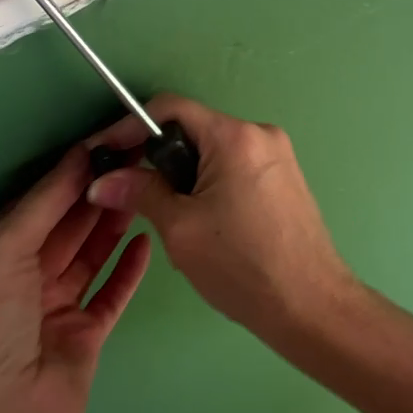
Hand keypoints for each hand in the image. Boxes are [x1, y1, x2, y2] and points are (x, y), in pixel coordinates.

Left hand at [0, 145, 150, 412]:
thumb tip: (77, 157)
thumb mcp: (1, 254)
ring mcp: (52, 311)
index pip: (32, 207)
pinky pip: (110, 293)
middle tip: (132, 161)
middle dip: (93, 195)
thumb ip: (43, 203)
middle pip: (62, 228)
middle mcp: (18, 283)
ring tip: (141, 190)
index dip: (65, 177)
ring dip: (111, 224)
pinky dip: (127, 268)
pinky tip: (145, 242)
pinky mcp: (84, 337)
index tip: (103, 146)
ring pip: (87, 256)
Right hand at [84, 94, 355, 341]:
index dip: (130, 126)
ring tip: (177, 226)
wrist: (311, 305)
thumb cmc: (242, 265)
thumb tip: (101, 181)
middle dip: (160, 162)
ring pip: (213, 154)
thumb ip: (140, 193)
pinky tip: (208, 229)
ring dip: (186, 180)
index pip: (171, 108)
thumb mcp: (181, 229)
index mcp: (235, 136)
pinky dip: (211, 188)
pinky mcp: (285, 178)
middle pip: (193, 131)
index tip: (105, 153)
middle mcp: (260, 133)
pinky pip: (235, 169)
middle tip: (136, 199)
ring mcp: (278, 155)